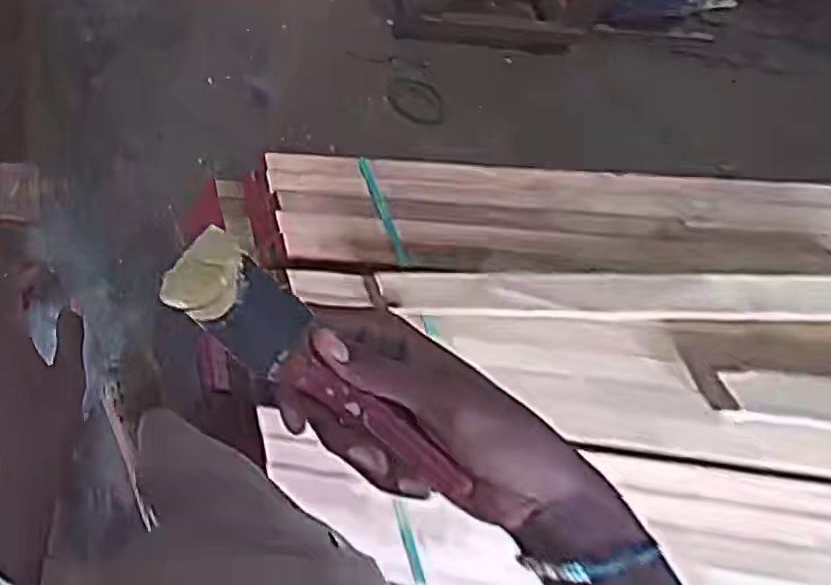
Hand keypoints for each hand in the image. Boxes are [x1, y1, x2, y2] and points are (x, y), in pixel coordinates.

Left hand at [0, 273, 83, 584]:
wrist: (24, 471)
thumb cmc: (50, 423)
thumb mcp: (69, 378)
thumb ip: (70, 337)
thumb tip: (72, 306)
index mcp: (6, 340)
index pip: (5, 293)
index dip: (20, 276)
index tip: (39, 269)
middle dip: (12, 285)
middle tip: (37, 279)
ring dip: (8, 304)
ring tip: (32, 299)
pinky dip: (6, 323)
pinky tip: (24, 332)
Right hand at [277, 307, 643, 544]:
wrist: (544, 503)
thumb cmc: (507, 435)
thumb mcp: (440, 399)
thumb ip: (376, 372)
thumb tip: (320, 340)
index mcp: (381, 338)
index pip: (314, 326)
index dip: (291, 349)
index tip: (286, 381)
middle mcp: (368, 364)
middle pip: (308, 374)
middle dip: (322, 412)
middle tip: (338, 434)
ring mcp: (372, 401)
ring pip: (324, 414)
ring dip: (354, 445)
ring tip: (392, 460)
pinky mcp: (378, 436)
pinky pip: (347, 446)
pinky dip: (374, 467)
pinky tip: (409, 473)